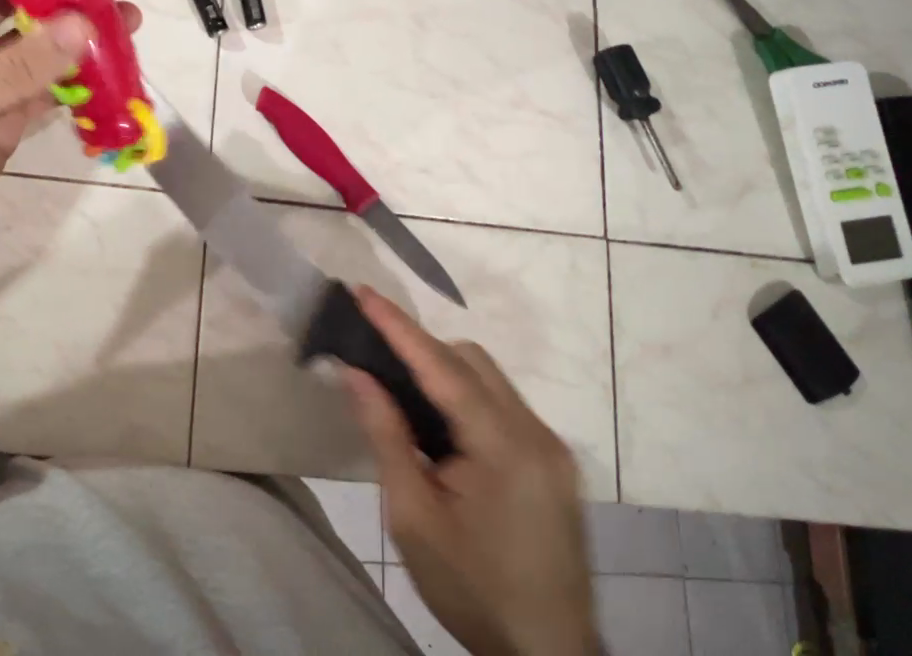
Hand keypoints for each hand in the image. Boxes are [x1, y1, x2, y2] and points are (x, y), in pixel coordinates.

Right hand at [344, 287, 597, 655]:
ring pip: (490, 381)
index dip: (399, 328)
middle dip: (420, 348)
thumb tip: (358, 374)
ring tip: (396, 391)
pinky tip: (437, 427)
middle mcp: (536, 434)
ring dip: (443, 373)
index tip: (362, 292)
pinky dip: (465, 400)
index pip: (443, 368)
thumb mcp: (413, 516)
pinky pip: (503, 408)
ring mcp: (551, 449)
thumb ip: (387, 435)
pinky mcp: (553, 465)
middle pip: (472, 362)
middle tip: (370, 356)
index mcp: (503, 447)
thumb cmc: (470, 587)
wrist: (547, 654)